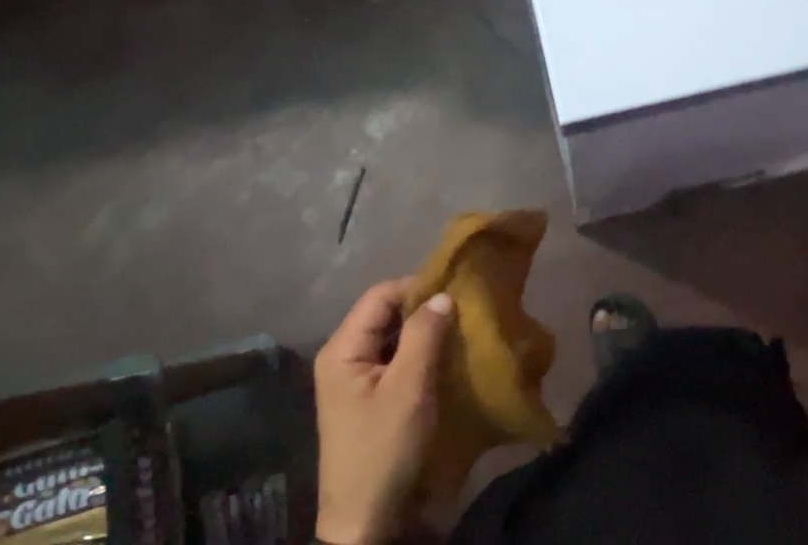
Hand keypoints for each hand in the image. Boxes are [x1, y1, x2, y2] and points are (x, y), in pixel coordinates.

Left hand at [313, 279, 454, 544]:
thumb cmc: (384, 449)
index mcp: (342, 349)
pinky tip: (449, 359)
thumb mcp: (408, 389)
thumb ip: (424, 335)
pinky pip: (398, 363)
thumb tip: (443, 295)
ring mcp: (357, 381)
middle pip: (386, 315)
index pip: (381, 295)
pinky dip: (423, 356)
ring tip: (463, 331)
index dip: (417, 287)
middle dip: (424, 309)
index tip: (457, 290)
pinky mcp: (372, 401)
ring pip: (395, 339)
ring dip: (426, 334)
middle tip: (466, 310)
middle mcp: (345, 357)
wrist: (367, 521)